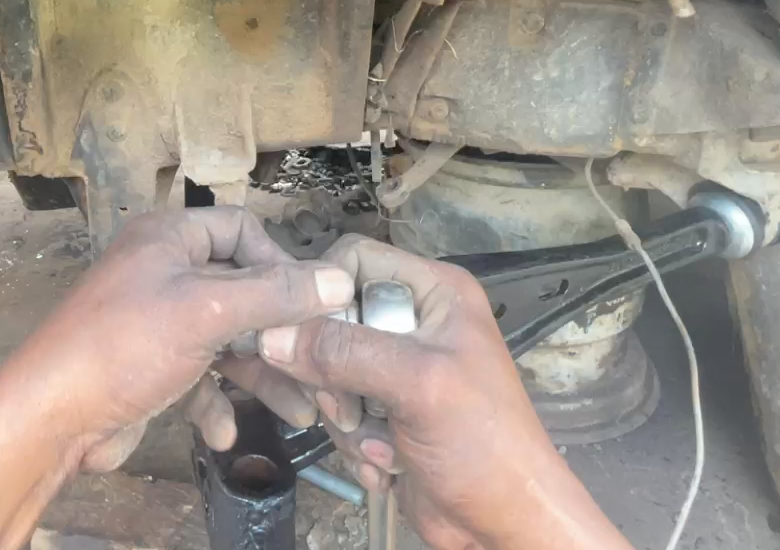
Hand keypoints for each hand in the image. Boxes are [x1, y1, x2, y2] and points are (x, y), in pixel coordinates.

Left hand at [16, 206, 354, 470]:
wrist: (50, 417)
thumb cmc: (125, 345)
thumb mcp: (207, 312)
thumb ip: (274, 295)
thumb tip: (338, 280)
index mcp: (170, 236)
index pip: (240, 229)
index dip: (278, 262)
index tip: (307, 303)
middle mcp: (164, 269)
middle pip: (239, 288)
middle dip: (277, 331)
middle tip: (316, 366)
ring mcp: (156, 318)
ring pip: (224, 336)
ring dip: (258, 372)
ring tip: (299, 412)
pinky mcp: (150, 362)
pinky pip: (197, 370)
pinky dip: (215, 397)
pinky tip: (222, 430)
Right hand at [255, 235, 629, 549]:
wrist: (508, 532)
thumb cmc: (483, 445)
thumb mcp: (417, 385)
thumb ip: (345, 352)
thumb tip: (270, 336)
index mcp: (432, 289)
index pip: (353, 257)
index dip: (324, 292)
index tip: (308, 337)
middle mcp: (411, 316)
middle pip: (332, 316)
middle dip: (333, 371)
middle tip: (350, 409)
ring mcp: (395, 364)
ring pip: (327, 366)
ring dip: (343, 413)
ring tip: (380, 444)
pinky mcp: (382, 405)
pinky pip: (336, 404)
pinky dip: (352, 439)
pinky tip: (385, 463)